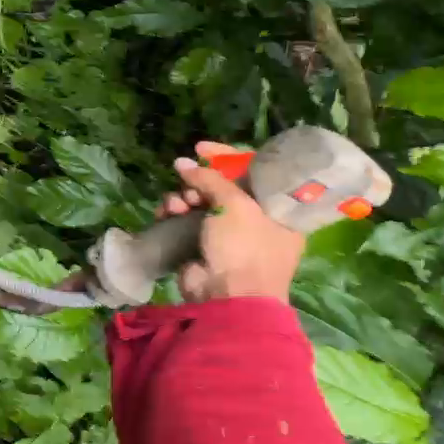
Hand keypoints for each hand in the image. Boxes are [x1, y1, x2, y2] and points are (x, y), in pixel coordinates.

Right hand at [159, 141, 305, 303]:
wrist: (228, 295)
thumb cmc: (245, 249)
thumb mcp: (235, 207)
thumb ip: (211, 180)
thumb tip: (183, 163)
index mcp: (278, 212)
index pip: (256, 173)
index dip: (230, 157)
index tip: (201, 148)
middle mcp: (256, 220)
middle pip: (222, 186)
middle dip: (198, 180)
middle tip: (185, 178)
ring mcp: (228, 233)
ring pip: (199, 200)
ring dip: (182, 196)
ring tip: (176, 204)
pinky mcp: (202, 242)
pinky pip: (184, 217)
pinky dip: (173, 211)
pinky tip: (166, 213)